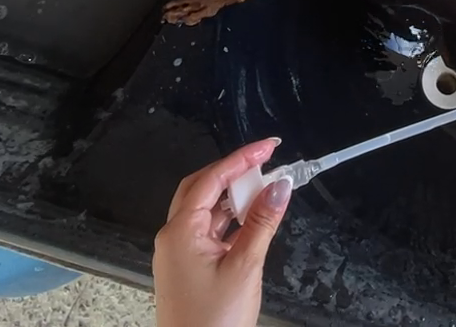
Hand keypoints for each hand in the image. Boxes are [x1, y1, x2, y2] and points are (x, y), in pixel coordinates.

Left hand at [153, 139, 291, 326]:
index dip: (242, 158)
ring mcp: (179, 254)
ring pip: (206, 209)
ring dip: (234, 195)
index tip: (270, 146)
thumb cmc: (215, 321)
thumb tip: (282, 184)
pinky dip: (231, 218)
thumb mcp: (244, 267)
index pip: (211, 180)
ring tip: (266, 187)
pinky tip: (252, 217)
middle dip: (233, 171)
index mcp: (180, 232)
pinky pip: (209, 229)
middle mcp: (174, 237)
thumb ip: (262, 221)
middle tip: (265, 161)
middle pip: (202, 188)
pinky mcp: (188, 268)